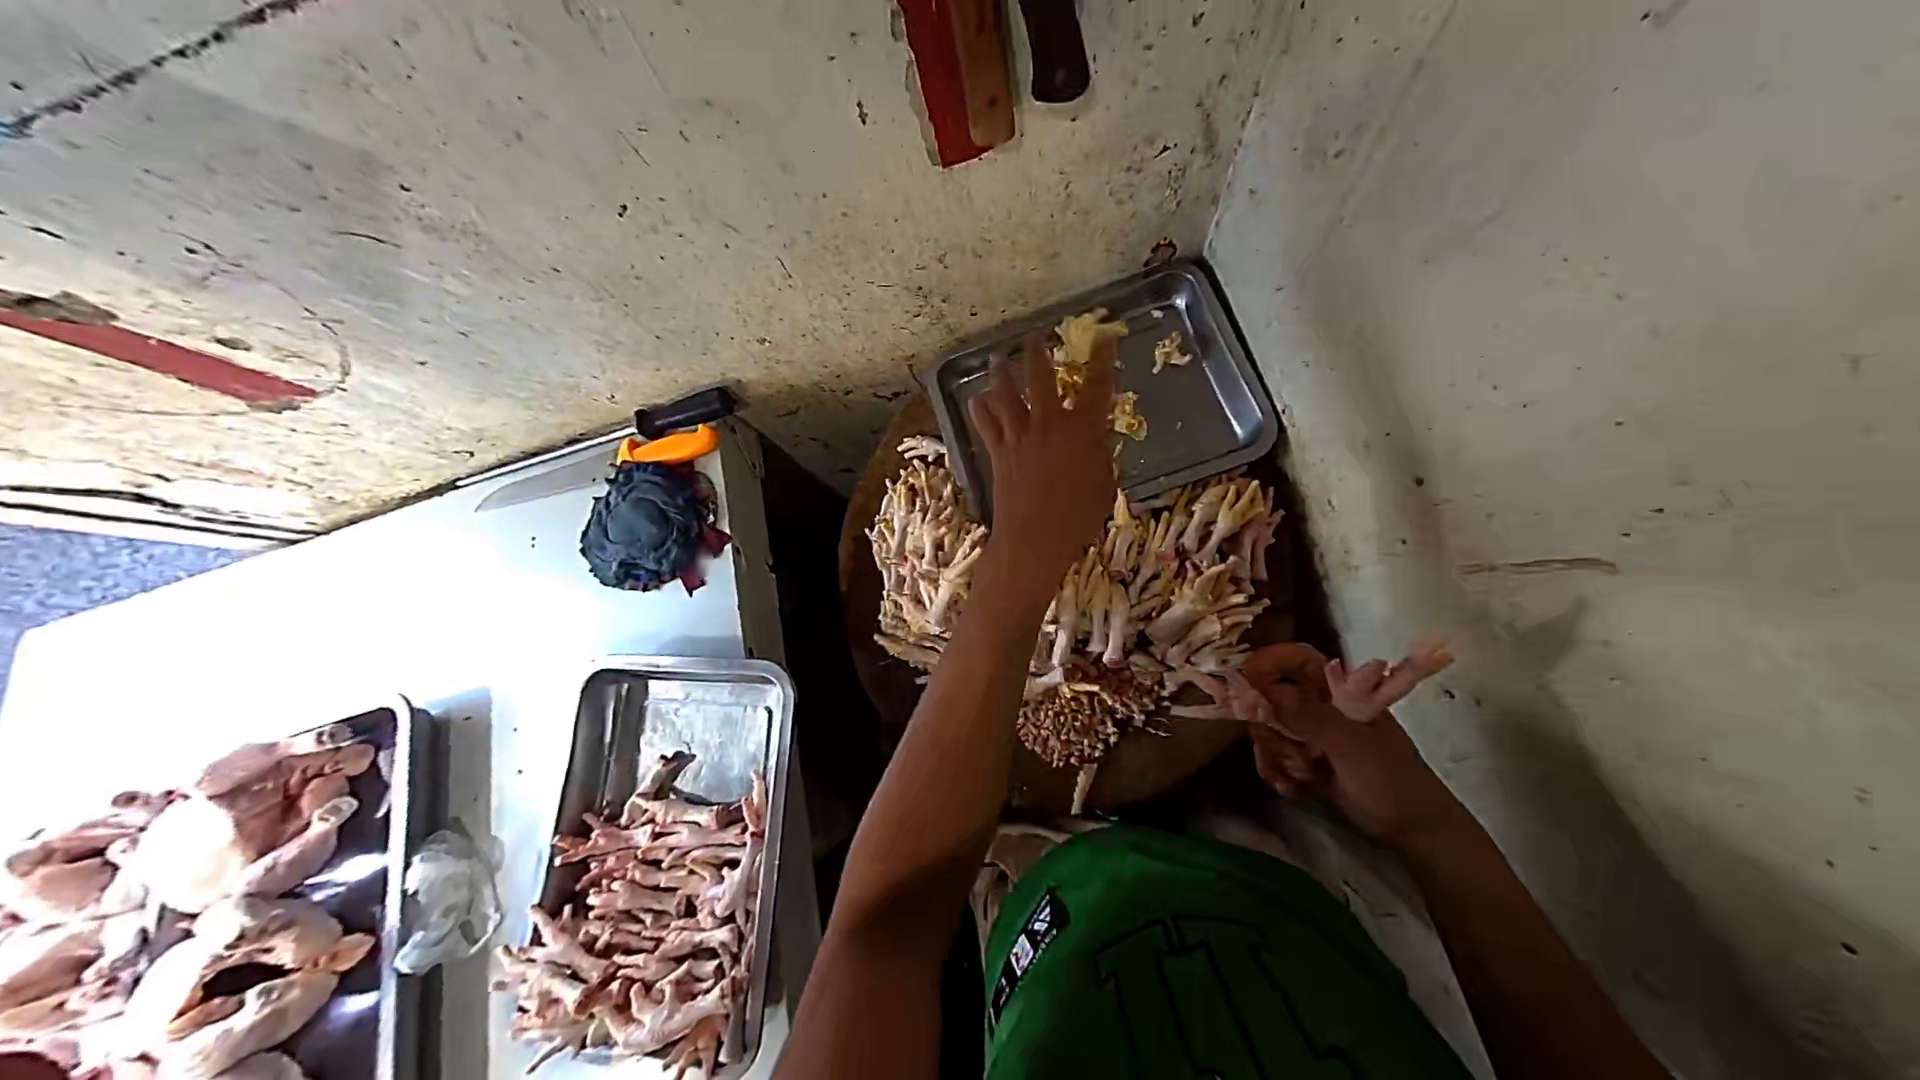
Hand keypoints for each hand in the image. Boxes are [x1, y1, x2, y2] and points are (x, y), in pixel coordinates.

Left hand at [968, 331, 1116, 592]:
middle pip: (1041, 378)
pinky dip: (981, 409)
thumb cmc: (1078, 520)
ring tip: (997, 359)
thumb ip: (1102, 458)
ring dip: (1002, 374)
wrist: (1034, 541)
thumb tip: (1098, 442)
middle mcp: (1049, 424)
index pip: (1097, 386)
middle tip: (1035, 335)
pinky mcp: (999, 452)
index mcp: (1083, 430)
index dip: (1103, 360)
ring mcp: (1020, 437)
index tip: (1104, 340)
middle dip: (1038, 353)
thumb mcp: (1105, 487)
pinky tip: (976, 400)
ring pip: (1007, 394)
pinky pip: (986, 424)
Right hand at [1239, 644, 1469, 849]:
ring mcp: (1315, 736)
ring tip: (1289, 781)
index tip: (1245, 679)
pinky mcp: (1308, 761)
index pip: (1299, 664)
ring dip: (1272, 755)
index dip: (1270, 665)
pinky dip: (1277, 772)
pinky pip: (1276, 756)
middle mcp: (1324, 708)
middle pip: (1274, 699)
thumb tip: (1266, 692)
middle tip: (1265, 744)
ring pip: (1272, 730)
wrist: (1414, 832)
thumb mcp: (1353, 747)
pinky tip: (1288, 789)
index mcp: (1341, 694)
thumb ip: (1313, 718)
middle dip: (1265, 725)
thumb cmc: (1391, 780)